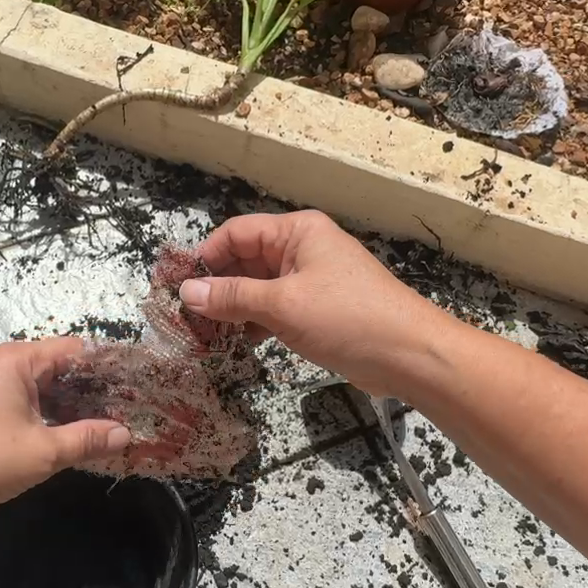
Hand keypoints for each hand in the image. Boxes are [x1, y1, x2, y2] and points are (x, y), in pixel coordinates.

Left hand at [0, 338, 130, 521]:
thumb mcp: (43, 453)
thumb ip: (86, 440)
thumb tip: (125, 434)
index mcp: (18, 360)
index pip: (76, 350)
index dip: (107, 369)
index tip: (133, 390)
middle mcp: (2, 362)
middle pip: (58, 366)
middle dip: (89, 389)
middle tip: (123, 412)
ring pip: (40, 385)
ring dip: (66, 404)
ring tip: (99, 426)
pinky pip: (22, 397)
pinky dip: (43, 412)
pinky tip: (61, 434)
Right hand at [180, 211, 453, 396]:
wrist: (410, 355)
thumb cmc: (346, 318)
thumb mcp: (282, 305)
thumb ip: (231, 297)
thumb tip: (185, 292)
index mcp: (296, 232)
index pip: (236, 233)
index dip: (205, 258)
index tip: (177, 288)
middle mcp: (302, 248)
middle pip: (246, 260)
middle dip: (217, 286)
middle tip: (185, 318)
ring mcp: (311, 279)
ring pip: (259, 287)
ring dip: (234, 308)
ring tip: (204, 335)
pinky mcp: (318, 309)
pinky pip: (276, 308)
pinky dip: (256, 323)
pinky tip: (237, 344)